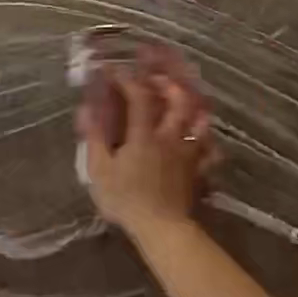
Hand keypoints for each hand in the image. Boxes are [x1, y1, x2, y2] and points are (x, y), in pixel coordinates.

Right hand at [76, 43, 216, 238]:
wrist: (161, 227)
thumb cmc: (124, 199)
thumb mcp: (98, 169)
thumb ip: (94, 136)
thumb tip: (86, 108)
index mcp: (144, 135)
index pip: (139, 96)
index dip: (126, 79)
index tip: (112, 69)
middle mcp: (171, 136)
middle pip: (178, 99)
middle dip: (167, 79)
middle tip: (155, 71)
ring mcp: (191, 151)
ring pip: (200, 117)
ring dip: (192, 101)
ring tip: (182, 93)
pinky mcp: (201, 168)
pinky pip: (211, 146)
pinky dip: (207, 135)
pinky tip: (202, 133)